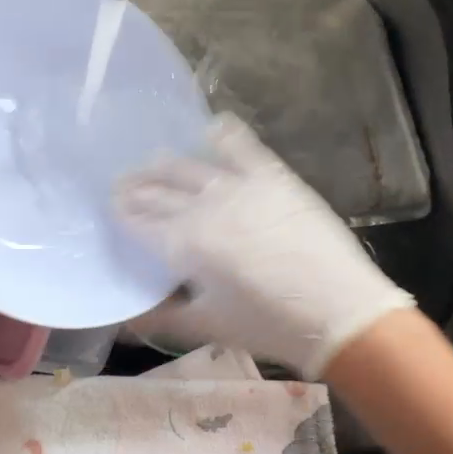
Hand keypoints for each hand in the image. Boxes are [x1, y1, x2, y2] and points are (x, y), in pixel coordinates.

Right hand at [114, 112, 414, 378]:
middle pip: (158, 191)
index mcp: (182, 244)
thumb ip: (161, 316)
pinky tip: (212, 128)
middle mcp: (203, 208)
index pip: (138, 221)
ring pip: (189, 167)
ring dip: (164, 164)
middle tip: (122, 186)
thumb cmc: (269, 325)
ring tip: (152, 161)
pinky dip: (223, 135)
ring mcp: (238, 187)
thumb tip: (125, 317)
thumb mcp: (207, 325)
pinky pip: (241, 146)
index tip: (112, 209)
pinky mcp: (273, 178)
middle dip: (135, 188)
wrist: (340, 312)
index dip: (122, 214)